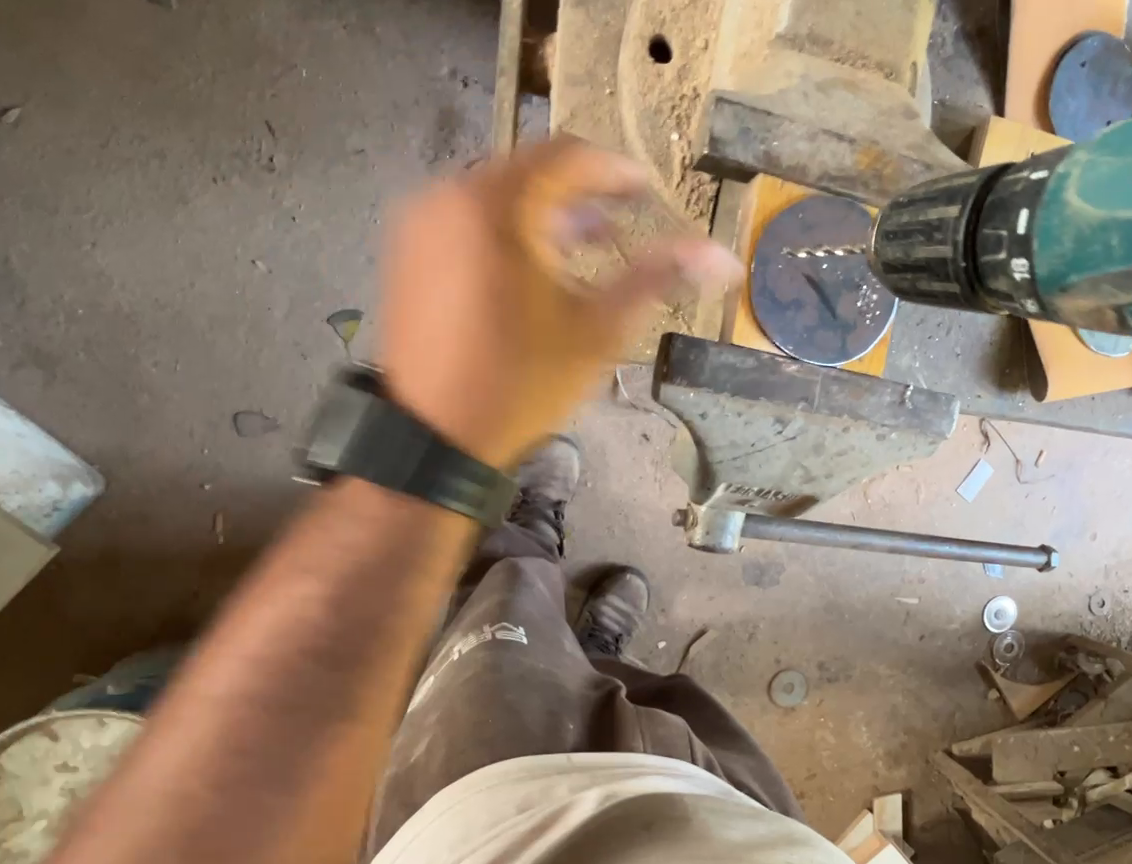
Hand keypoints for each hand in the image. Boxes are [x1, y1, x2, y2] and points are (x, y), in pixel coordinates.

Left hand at [375, 137, 740, 467]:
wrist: (435, 438)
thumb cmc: (521, 384)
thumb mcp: (598, 331)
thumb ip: (657, 280)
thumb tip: (724, 258)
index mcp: (498, 206)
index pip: (568, 157)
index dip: (615, 173)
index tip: (647, 195)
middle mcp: (450, 197)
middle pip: (530, 173)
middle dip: (580, 196)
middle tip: (618, 228)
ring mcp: (421, 225)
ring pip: (496, 197)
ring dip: (544, 215)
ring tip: (582, 251)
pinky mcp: (407, 255)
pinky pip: (467, 222)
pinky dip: (506, 233)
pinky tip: (532, 273)